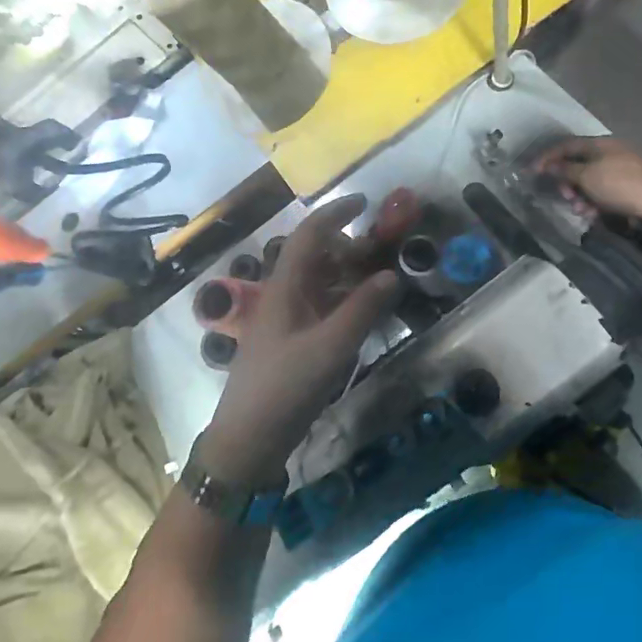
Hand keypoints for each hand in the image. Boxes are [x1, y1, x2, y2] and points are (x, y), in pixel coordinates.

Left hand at [195, 195, 399, 485]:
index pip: (310, 235)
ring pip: (322, 283)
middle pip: (318, 256)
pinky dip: (347, 301)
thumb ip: (362, 309)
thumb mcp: (330, 347)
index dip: (336, 213)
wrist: (249, 438)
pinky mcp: (295, 341)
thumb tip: (392, 274)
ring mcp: (289, 319)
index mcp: (285, 287)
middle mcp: (285, 295)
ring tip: (383, 280)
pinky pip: (324, 307)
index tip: (366, 203)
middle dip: (351, 247)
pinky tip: (367, 312)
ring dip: (351, 275)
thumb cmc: (285, 387)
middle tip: (385, 252)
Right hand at [533, 136, 641, 229]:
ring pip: (590, 182)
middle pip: (579, 165)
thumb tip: (549, 165)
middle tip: (565, 196)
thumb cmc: (620, 185)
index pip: (568, 145)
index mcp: (602, 144)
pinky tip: (594, 215)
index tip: (532, 171)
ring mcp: (622, 171)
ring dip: (580, 197)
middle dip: (567, 182)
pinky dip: (595, 203)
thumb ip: (566, 170)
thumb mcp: (588, 177)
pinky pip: (603, 193)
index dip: (548, 157)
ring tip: (581, 211)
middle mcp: (611, 153)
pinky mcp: (629, 189)